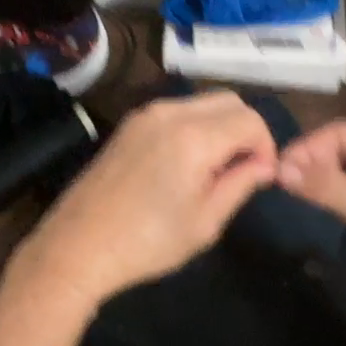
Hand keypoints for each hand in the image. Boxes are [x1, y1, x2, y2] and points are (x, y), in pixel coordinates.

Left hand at [15, 92, 277, 305]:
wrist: (79, 245)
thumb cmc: (148, 242)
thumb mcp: (205, 222)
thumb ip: (240, 184)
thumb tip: (264, 164)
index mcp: (194, 136)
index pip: (250, 120)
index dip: (266, 146)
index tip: (261, 177)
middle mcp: (170, 113)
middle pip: (229, 100)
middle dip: (246, 129)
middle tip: (243, 169)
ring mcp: (145, 115)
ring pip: (202, 102)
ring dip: (220, 126)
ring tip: (215, 169)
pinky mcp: (129, 124)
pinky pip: (176, 111)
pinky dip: (195, 126)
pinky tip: (186, 163)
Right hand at [275, 120, 345, 328]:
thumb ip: (330, 188)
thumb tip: (279, 168)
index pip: (342, 132)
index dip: (307, 148)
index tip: (274, 172)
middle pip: (344, 147)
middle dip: (312, 161)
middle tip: (278, 185)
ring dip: (321, 179)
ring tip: (291, 195)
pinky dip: (335, 196)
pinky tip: (317, 206)